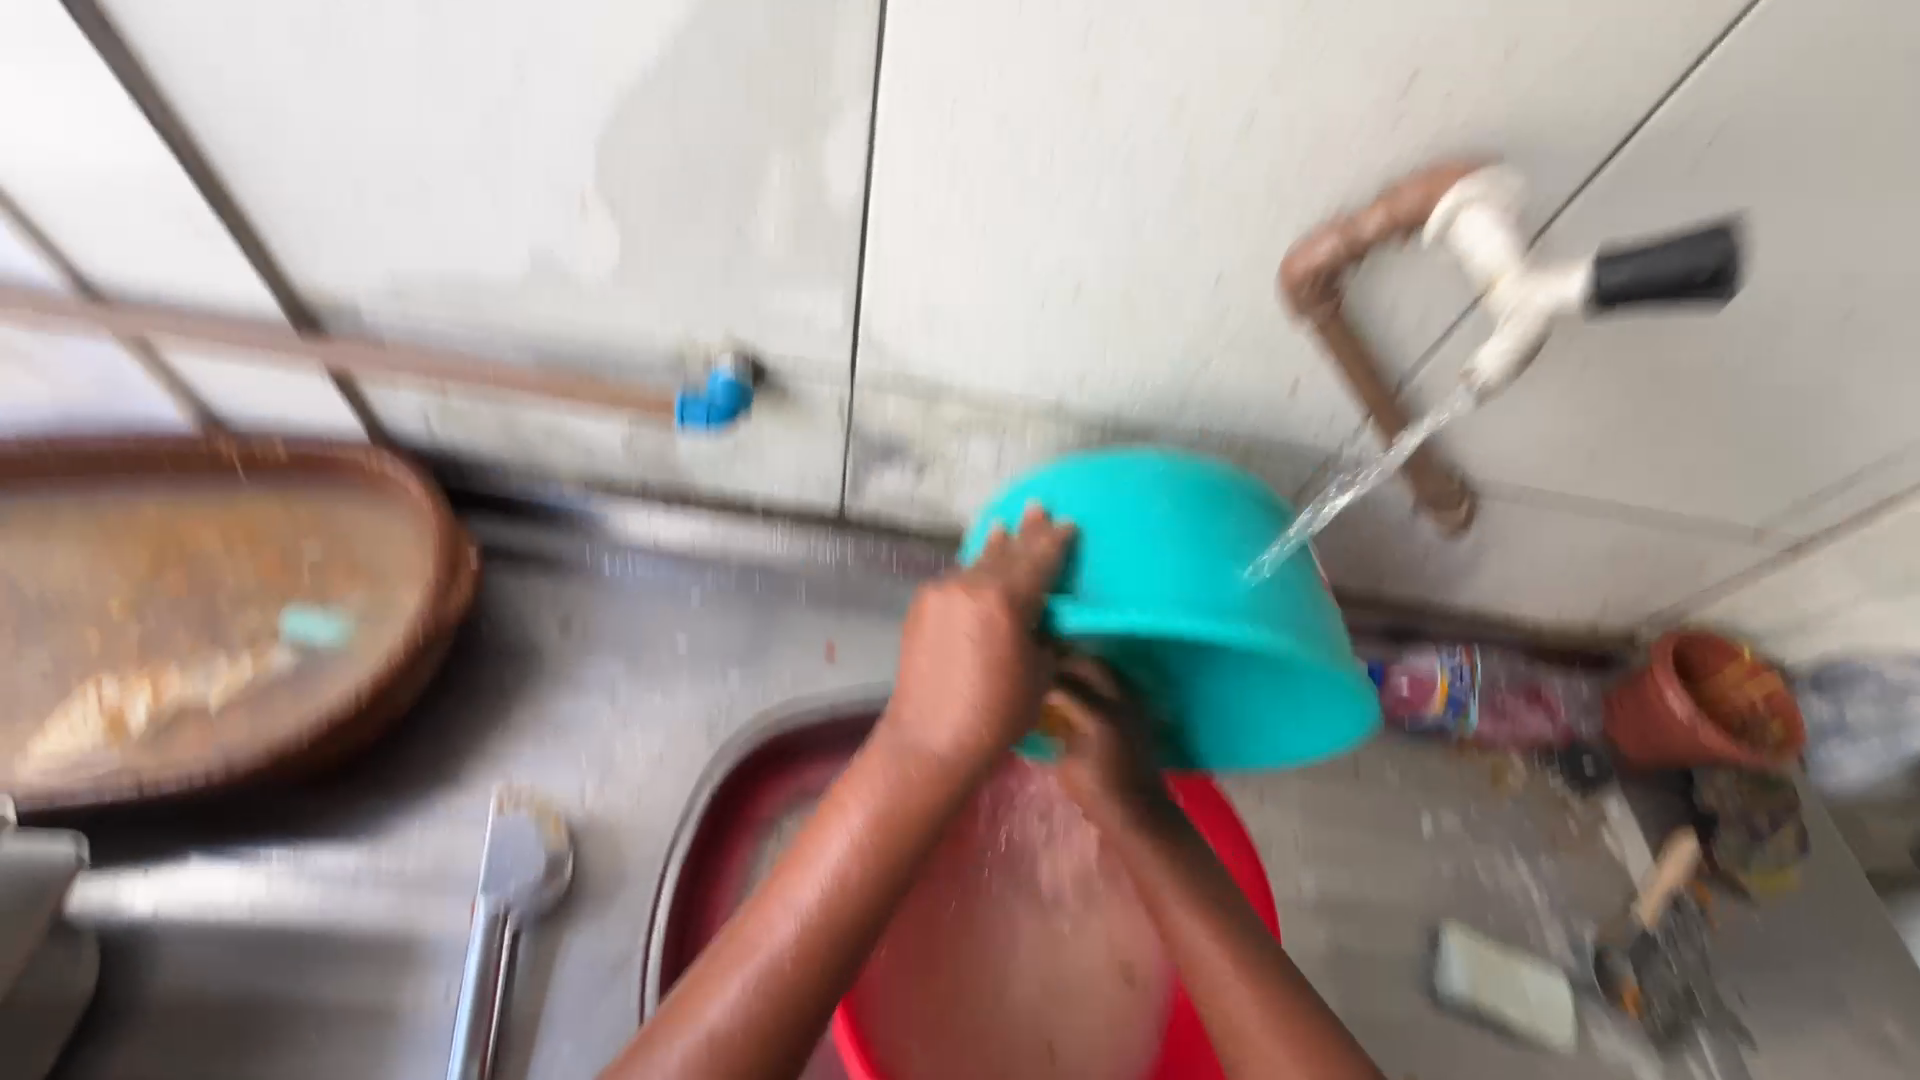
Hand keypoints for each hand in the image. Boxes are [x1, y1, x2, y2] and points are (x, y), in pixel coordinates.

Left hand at [880, 504, 1075, 771]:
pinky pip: (956, 579)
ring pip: (976, 562)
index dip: (1056, 540)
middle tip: (1037, 507)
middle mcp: (969, 585)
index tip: (1067, 523)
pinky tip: (977, 566)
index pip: (1038, 559)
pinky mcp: (921, 607)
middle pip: (1006, 551)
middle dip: (1025, 532)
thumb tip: (1039, 617)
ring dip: (995, 546)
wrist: (929, 739)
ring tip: (1004, 525)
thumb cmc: (996, 715)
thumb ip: (1041, 634)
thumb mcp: (1039, 673)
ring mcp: (940, 593)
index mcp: (1005, 599)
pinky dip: (973, 570)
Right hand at [1047, 656, 1180, 829]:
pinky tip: (1087, 690)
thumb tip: (1050, 711)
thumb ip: (1058, 729)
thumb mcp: (1065, 762)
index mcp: (1097, 715)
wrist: (1139, 811)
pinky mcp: (1141, 713)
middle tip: (1047, 667)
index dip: (1042, 680)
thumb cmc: (1096, 793)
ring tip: (1065, 674)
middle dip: (1067, 662)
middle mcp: (1119, 702)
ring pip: (1109, 670)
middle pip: (1091, 665)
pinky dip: (1102, 681)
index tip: (1026, 679)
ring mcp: (1134, 705)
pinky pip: (1120, 684)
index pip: (1063, 684)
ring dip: (1086, 668)